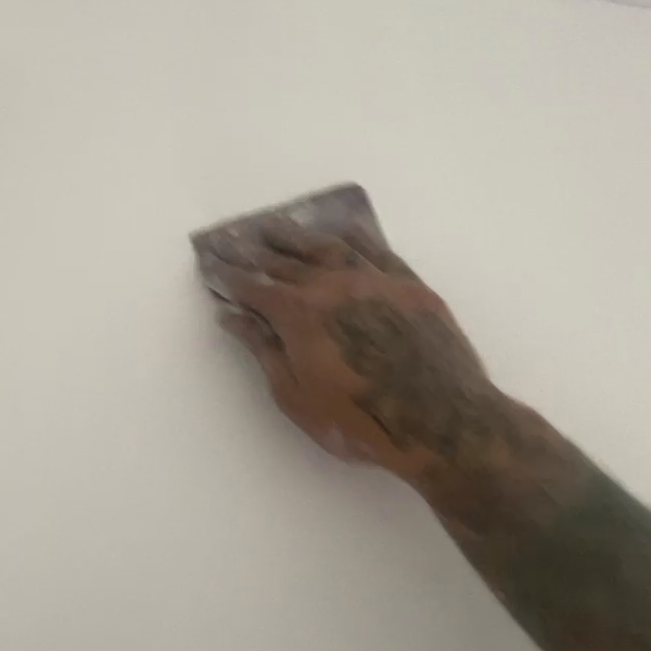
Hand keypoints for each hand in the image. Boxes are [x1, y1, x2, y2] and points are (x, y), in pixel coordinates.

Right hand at [205, 220, 503, 483]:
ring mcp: (375, 281)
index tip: (210, 264)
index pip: (252, 287)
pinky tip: (340, 234)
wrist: (440, 421)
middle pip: (284, 262)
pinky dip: (352, 238)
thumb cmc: (353, 419)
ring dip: (297, 237)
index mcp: (298, 314)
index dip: (228, 277)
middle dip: (253, 253)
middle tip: (231, 240)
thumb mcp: (292, 392)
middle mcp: (333, 285)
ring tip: (274, 229)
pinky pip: (376, 251)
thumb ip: (263, 348)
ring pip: (328, 248)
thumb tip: (232, 316)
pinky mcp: (410, 286)